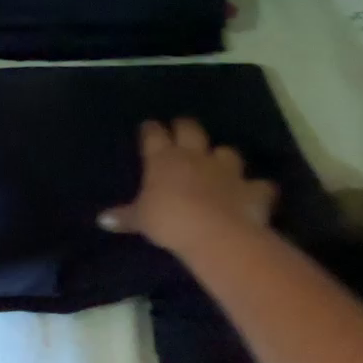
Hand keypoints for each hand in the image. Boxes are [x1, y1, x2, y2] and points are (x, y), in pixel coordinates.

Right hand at [97, 118, 277, 254]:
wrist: (217, 234)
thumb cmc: (169, 221)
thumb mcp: (141, 220)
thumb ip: (125, 216)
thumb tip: (102, 220)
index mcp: (162, 159)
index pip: (153, 134)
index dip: (151, 130)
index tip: (149, 129)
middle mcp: (194, 157)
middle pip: (190, 129)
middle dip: (186, 127)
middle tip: (182, 132)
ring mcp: (226, 170)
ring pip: (227, 151)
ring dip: (223, 157)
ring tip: (220, 164)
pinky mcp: (253, 189)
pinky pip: (261, 185)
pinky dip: (258, 188)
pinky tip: (255, 193)